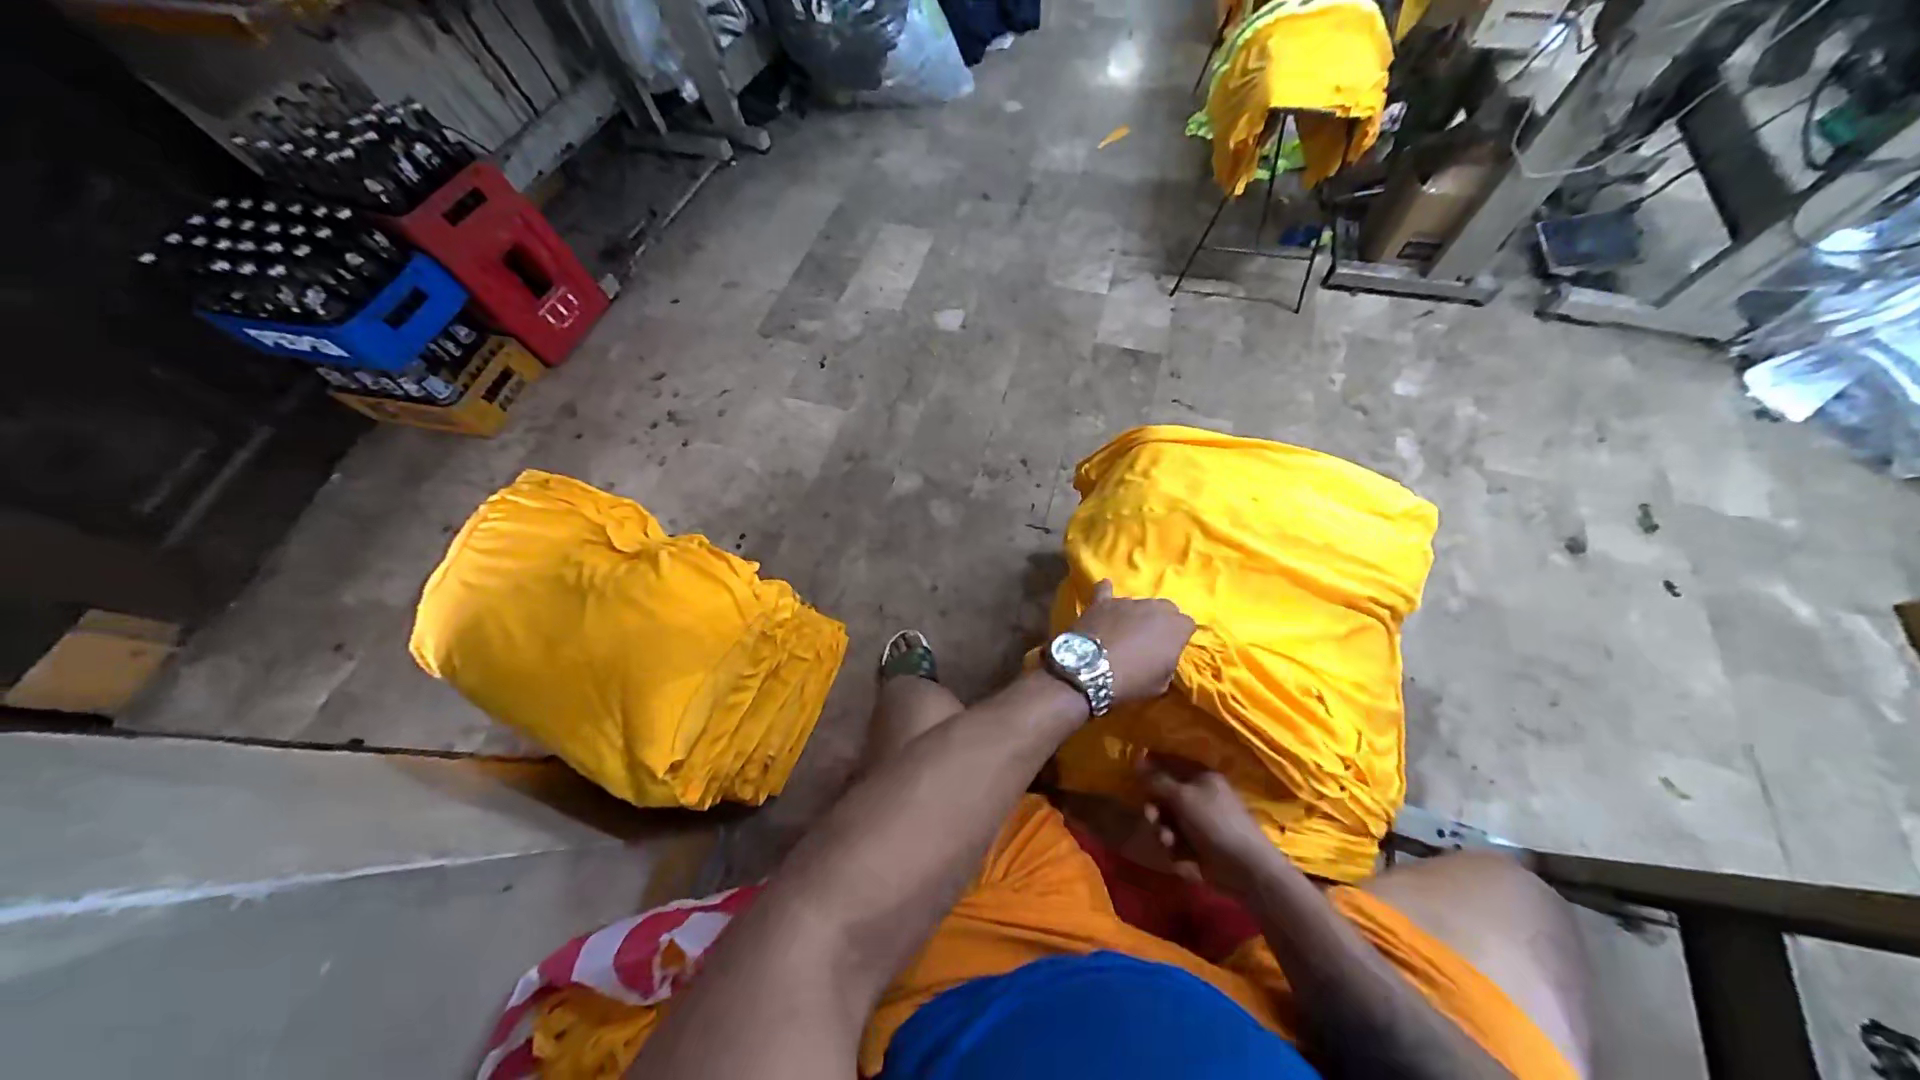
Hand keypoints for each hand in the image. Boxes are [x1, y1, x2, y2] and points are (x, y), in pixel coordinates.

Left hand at [1070, 580, 1195, 703]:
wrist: (1092, 670)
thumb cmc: (1133, 680)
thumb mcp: (1161, 683)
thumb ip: (1167, 663)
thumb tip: (1161, 657)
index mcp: (1176, 627)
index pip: (1187, 624)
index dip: (1179, 636)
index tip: (1170, 648)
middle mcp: (1155, 607)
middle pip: (1165, 608)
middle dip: (1161, 621)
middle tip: (1149, 639)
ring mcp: (1127, 601)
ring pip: (1137, 603)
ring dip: (1134, 614)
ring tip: (1123, 631)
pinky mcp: (1102, 602)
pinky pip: (1105, 591)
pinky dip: (1106, 593)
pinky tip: (1105, 590)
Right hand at [1139, 755, 1279, 896]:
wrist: (1244, 867)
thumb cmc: (1214, 822)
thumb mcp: (1182, 796)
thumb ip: (1157, 780)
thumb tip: (1137, 759)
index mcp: (1202, 777)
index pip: (1172, 762)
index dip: (1152, 764)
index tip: (1132, 769)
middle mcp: (1200, 796)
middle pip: (1165, 794)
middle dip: (1155, 807)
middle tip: (1151, 815)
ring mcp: (1199, 822)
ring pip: (1167, 819)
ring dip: (1162, 829)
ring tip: (1167, 840)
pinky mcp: (1198, 845)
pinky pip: (1175, 840)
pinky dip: (1173, 847)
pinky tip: (1176, 855)